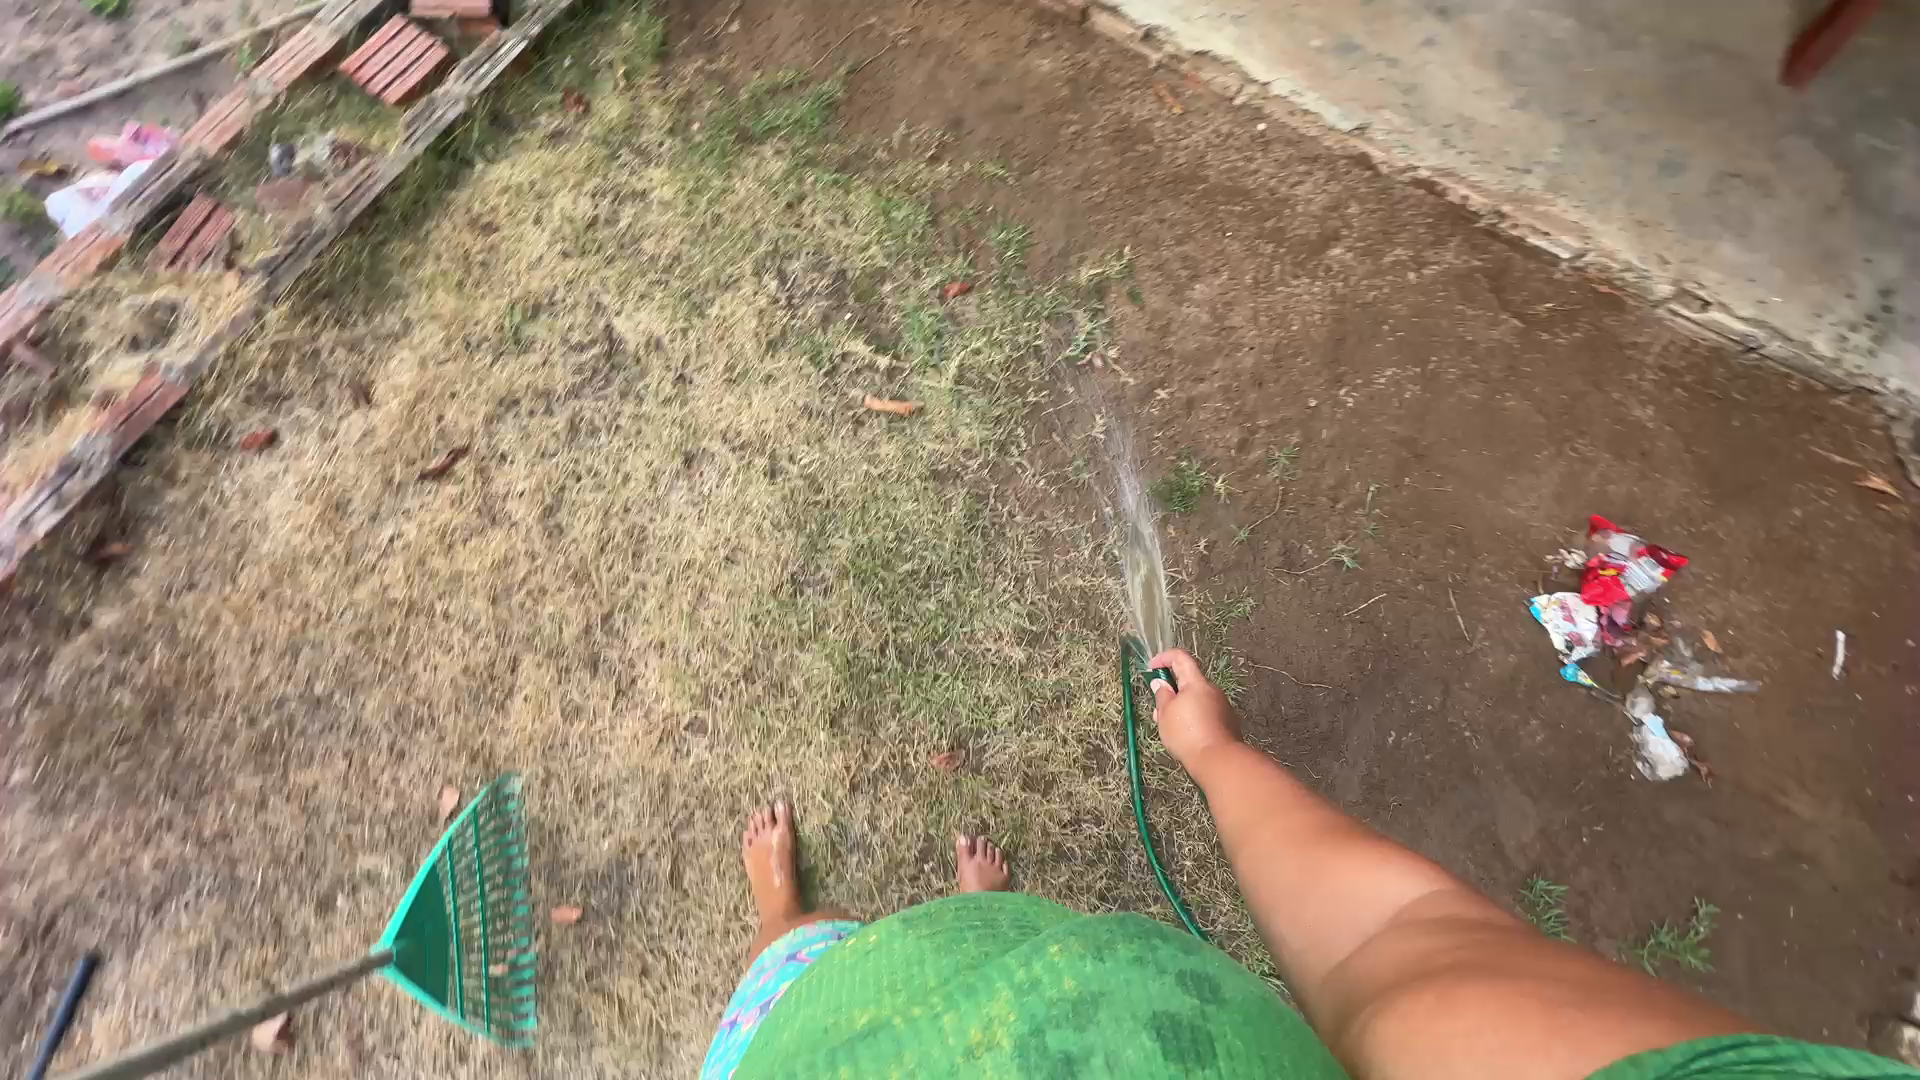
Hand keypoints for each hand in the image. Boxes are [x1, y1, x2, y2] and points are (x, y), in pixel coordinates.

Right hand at [1146, 648, 1241, 769]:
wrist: (1219, 761)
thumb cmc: (1187, 734)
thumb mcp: (1165, 713)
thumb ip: (1162, 694)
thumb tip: (1161, 683)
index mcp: (1196, 683)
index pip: (1180, 658)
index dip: (1163, 658)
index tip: (1151, 667)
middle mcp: (1212, 690)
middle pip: (1188, 681)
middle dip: (1171, 690)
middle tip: (1159, 708)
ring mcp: (1222, 706)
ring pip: (1196, 698)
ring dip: (1180, 706)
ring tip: (1169, 727)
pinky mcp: (1227, 722)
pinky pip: (1205, 711)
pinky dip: (1192, 716)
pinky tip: (1185, 735)